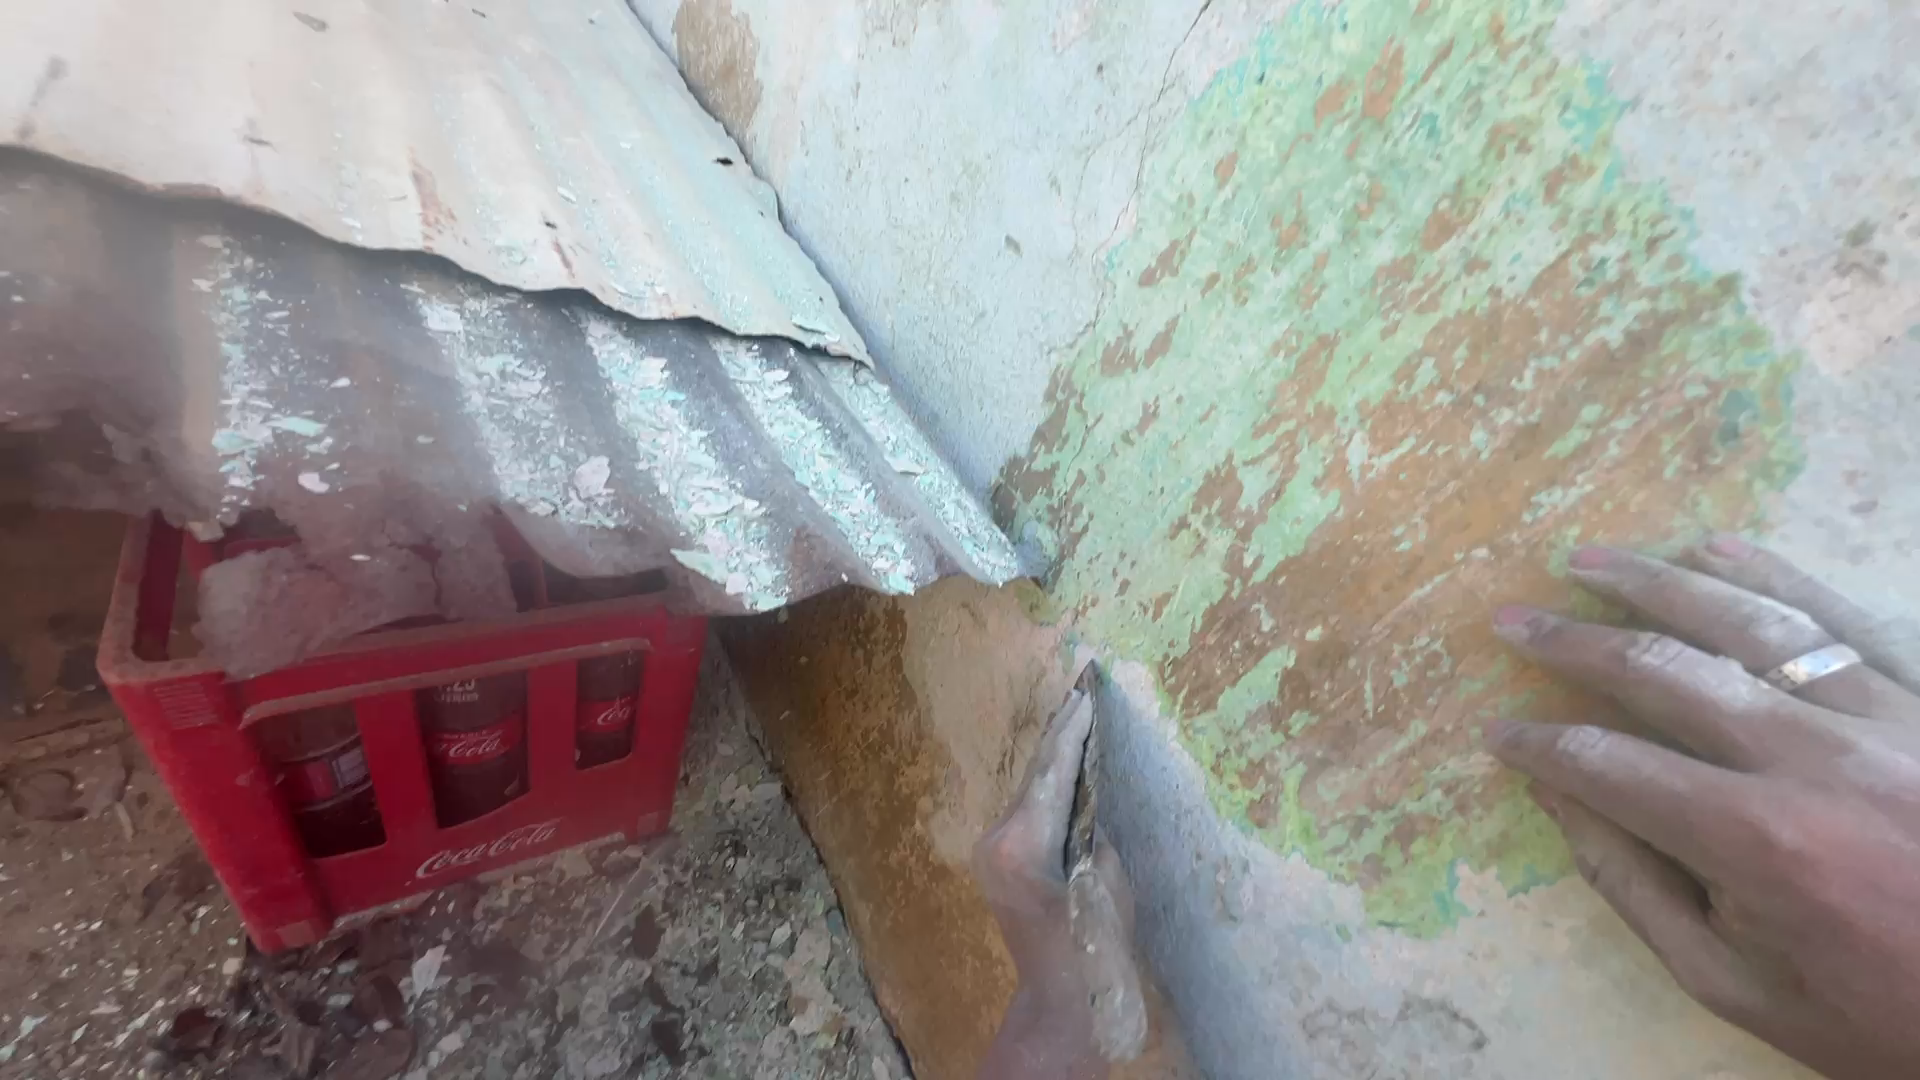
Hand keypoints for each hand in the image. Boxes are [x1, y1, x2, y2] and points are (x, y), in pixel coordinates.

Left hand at [973, 682, 1133, 1079]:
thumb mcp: (1108, 882)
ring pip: (1030, 788)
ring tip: (1075, 714)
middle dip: (1060, 732)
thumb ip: (1093, 828)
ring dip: (1054, 755)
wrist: (1057, 999)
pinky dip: (1048, 783)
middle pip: (1035, 774)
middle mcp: (997, 836)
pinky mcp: (997, 854)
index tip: (1086, 695)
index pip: (1052, 773)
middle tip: (1080, 691)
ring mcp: (991, 845)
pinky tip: (1062, 761)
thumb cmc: (1092, 947)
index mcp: (1022, 843)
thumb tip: (1085, 792)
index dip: (1071, 732)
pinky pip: (1028, 808)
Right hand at [1488, 536, 1919, 1078]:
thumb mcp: (1733, 982)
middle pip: (1662, 670)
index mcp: (1759, 840)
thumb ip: (1627, 880)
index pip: (1601, 762)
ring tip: (1588, 561)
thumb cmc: (1884, 1015)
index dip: (1534, 745)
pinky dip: (1782, 580)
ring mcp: (1900, 726)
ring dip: (1657, 585)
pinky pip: (1862, 627)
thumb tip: (1552, 790)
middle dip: (1568, 641)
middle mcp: (1824, 763)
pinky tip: (1716, 548)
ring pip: (1758, 625)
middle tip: (1510, 619)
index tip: (1496, 736)